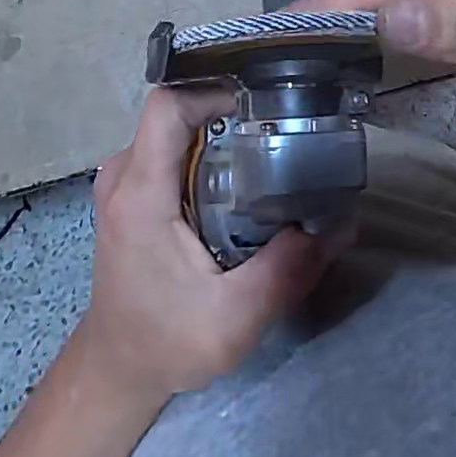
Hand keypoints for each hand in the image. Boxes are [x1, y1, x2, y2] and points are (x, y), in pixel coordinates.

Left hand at [77, 89, 336, 400]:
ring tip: (263, 149)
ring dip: (214, 130)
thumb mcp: (233, 320)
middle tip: (276, 130)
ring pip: (171, 128)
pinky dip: (200, 148)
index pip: (167, 108)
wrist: (116, 364)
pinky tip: (235, 174)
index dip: (212, 92)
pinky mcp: (128, 189)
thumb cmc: (166, 341)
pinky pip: (165, 146)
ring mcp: (121, 179)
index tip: (259, 104)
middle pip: (174, 113)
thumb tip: (339, 225)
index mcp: (141, 194)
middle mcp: (123, 174)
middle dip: (225, 113)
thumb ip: (286, 272)